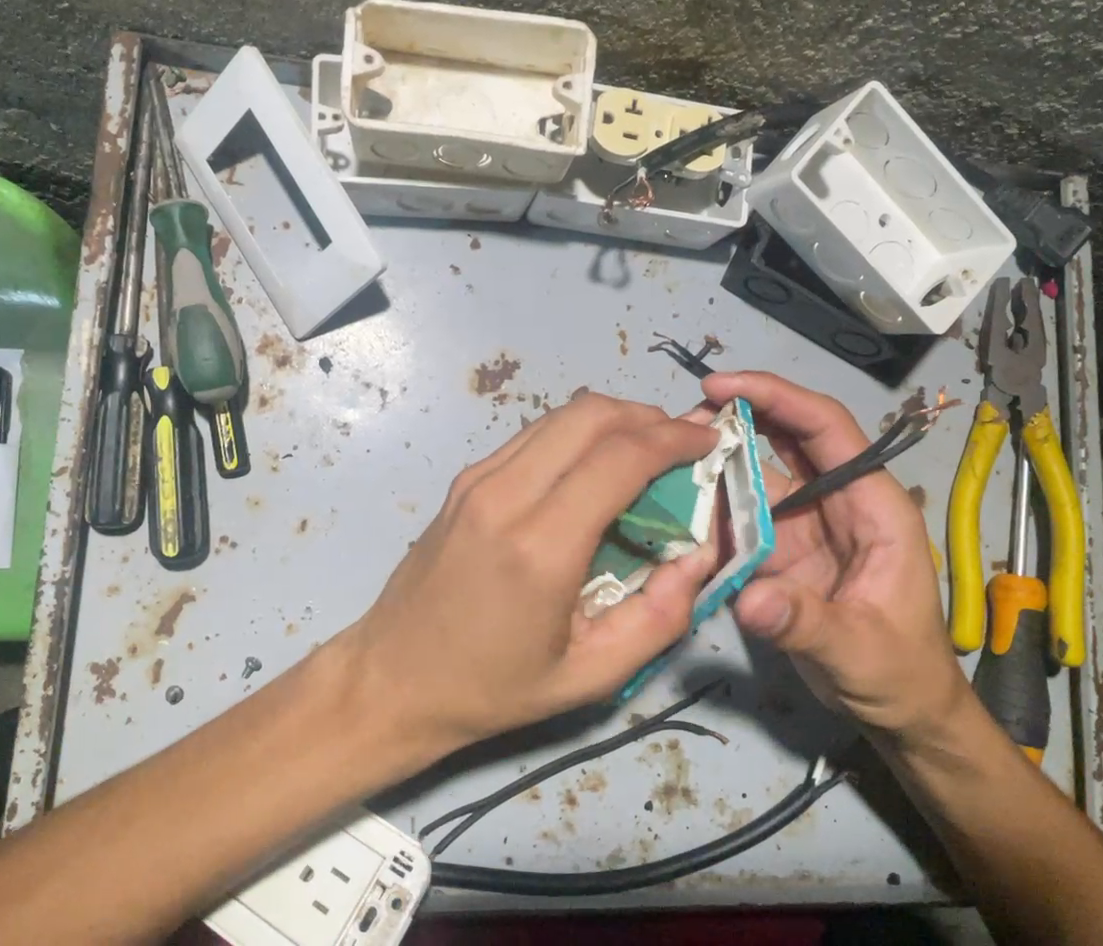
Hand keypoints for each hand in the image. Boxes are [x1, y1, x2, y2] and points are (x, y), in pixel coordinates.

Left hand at [342, 393, 721, 755]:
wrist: (393, 678)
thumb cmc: (493, 686)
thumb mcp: (590, 676)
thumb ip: (659, 617)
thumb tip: (701, 555)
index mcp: (541, 546)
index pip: (620, 457)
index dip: (674, 440)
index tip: (709, 442)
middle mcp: (506, 495)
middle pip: (590, 415)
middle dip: (647, 416)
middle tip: (682, 442)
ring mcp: (477, 480)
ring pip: (558, 416)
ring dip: (612, 420)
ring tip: (646, 450)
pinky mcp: (464, 480)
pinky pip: (531, 435)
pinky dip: (575, 434)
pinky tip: (593, 467)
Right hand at [702, 371, 968, 738]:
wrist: (898, 711)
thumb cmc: (900, 673)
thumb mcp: (861, 651)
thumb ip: (808, 623)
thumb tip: (750, 599)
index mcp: (872, 505)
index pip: (826, 429)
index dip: (776, 397)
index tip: (721, 386)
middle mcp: (835, 503)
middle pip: (784, 440)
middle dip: (734, 421)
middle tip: (678, 422)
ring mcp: (804, 526)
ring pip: (755, 477)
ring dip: (714, 466)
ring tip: (664, 464)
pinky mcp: (780, 552)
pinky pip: (740, 520)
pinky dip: (710, 513)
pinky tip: (676, 511)